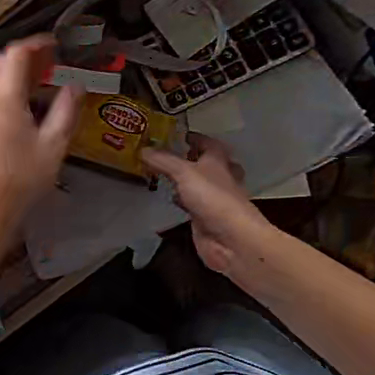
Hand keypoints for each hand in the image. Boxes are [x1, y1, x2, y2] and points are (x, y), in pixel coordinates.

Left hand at [0, 36, 83, 274]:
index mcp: (3, 94)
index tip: (59, 44)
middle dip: (28, 56)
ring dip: (17, 71)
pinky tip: (26, 104)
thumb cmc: (20, 180)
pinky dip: (7, 87)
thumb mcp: (54, 145)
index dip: (39, 43)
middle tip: (55, 62)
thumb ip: (67, 109)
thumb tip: (77, 85)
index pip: (18, 52)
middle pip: (2, 60)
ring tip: (44, 81)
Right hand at [142, 135, 272, 276]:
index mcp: (219, 162)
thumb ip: (163, 160)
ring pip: (199, 185)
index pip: (210, 144)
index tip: (181, 134)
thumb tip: (143, 149)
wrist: (231, 239)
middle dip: (193, 159)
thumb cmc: (212, 198)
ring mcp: (214, 200)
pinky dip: (181, 200)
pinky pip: (192, 204)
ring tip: (164, 174)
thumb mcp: (184, 172)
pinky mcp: (206, 219)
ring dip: (186, 180)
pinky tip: (169, 198)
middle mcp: (219, 179)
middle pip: (208, 164)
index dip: (197, 138)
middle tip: (172, 155)